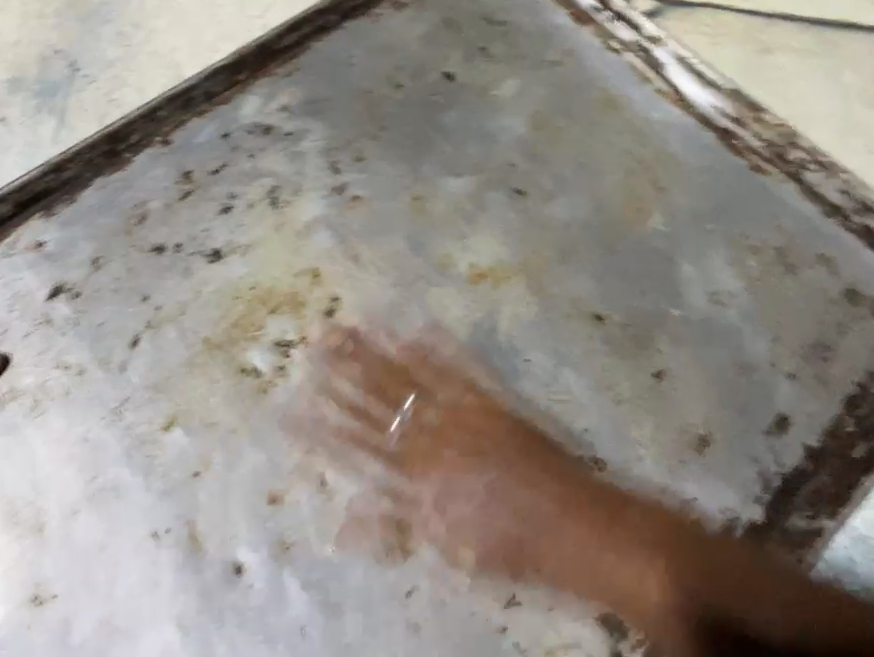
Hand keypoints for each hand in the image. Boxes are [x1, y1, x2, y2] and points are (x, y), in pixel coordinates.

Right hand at [295, 325, 662, 604]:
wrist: (580, 528)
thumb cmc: (511, 548)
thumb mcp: (447, 547)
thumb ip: (396, 523)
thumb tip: (345, 518)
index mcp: (418, 474)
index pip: (359, 443)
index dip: (323, 424)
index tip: (293, 402)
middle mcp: (434, 435)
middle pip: (379, 397)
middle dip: (343, 368)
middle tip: (315, 337)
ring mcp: (464, 412)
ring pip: (411, 376)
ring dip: (377, 350)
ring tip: (349, 324)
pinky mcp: (494, 402)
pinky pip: (459, 368)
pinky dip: (436, 348)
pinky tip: (415, 327)